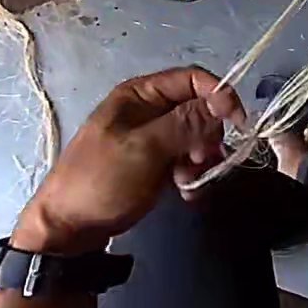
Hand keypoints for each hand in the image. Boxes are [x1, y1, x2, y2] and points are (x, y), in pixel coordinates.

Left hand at [10, 67, 241, 254]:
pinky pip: (190, 159)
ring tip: (188, 180)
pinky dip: (194, 174)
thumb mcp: (145, 148)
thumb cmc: (102, 179)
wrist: (70, 228)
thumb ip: (186, 122)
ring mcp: (155, 137)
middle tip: (200, 158)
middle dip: (208, 135)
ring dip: (202, 158)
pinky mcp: (159, 161)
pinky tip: (186, 191)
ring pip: (200, 137)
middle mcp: (151, 109)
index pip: (194, 79)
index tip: (237, 123)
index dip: (219, 96)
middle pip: (201, 109)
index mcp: (141, 94)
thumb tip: (225, 99)